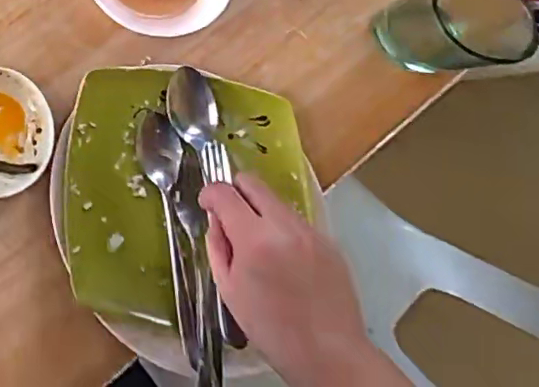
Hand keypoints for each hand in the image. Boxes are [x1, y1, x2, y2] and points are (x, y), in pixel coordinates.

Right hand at [200, 173, 405, 386]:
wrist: (332, 356)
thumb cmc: (274, 332)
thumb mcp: (230, 293)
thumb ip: (217, 247)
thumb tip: (217, 220)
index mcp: (254, 239)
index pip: (225, 193)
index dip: (210, 193)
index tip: (206, 204)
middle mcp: (283, 225)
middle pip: (252, 182)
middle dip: (235, 192)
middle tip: (230, 216)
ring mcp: (309, 229)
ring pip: (275, 200)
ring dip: (261, 211)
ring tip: (261, 246)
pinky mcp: (327, 239)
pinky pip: (296, 221)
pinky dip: (283, 229)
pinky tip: (286, 261)